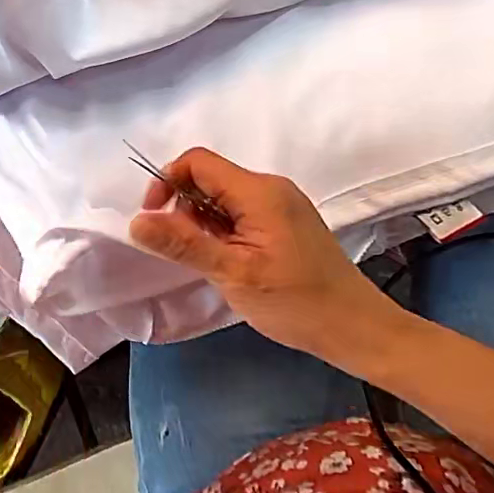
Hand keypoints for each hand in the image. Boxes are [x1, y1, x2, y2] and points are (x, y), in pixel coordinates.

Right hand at [129, 147, 408, 365]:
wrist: (358, 330)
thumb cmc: (296, 302)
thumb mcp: (232, 273)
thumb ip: (182, 243)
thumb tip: (136, 222)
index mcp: (258, 191)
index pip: (196, 162)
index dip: (166, 181)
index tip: (155, 220)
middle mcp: (269, 188)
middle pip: (207, 177)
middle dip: (183, 207)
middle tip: (186, 250)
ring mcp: (279, 204)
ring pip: (220, 196)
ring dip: (201, 222)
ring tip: (211, 261)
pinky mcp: (283, 222)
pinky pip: (237, 211)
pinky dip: (220, 230)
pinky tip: (227, 260)